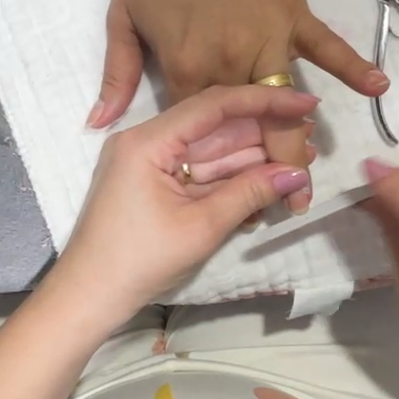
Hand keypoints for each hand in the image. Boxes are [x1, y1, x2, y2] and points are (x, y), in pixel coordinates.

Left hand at [52, 85, 319, 322]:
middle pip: (215, 128)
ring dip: (251, 161)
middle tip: (310, 142)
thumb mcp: (201, 227)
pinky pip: (196, 173)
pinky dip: (228, 180)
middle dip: (263, 137)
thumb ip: (249, 193)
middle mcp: (145, 141)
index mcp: (148, 140)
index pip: (215, 105)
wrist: (88, 297)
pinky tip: (265, 184)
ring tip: (299, 165)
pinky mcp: (151, 185)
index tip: (307, 102)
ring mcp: (147, 164)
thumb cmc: (138, 261)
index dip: (265, 101)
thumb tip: (298, 172)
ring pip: (209, 153)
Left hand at [91, 0, 385, 212]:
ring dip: (298, 140)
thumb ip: (117, 75)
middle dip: (267, 169)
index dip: (207, 162)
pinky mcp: (294, 17)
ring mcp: (269, 39)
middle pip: (249, 126)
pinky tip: (377, 90)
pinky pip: (325, 46)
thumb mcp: (123, 17)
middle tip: (286, 206)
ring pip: (285, 100)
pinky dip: (350, 65)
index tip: (217, 196)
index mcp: (188, 65)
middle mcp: (232, 60)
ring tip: (309, 179)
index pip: (198, 126)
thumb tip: (97, 122)